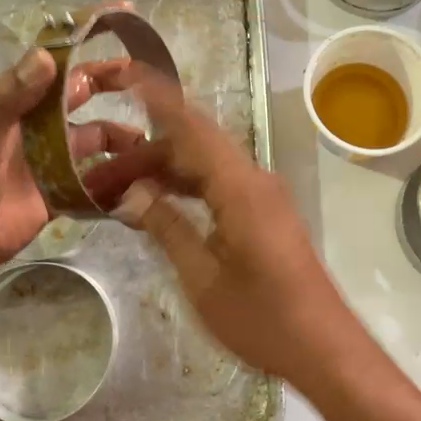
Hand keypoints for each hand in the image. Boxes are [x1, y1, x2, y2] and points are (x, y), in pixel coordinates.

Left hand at [0, 48, 139, 283]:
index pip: (58, 60)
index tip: (124, 13)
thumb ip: (7, 100)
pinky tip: (143, 183)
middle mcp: (40, 127)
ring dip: (125, 139)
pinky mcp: (58, 195)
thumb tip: (46, 56)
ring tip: (160, 143)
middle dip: (118, 84)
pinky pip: (95, 181)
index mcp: (21, 105)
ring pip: (97, 139)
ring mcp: (50, 161)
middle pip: (86, 95)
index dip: (87, 35)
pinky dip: (117, 180)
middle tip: (155, 84)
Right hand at [94, 72, 365, 384]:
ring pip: (205, 166)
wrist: (323, 347)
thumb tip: (130, 193)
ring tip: (114, 186)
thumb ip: (166, 228)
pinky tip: (156, 203)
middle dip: (145, 150)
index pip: (191, 127)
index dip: (158, 98)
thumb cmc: (263, 317)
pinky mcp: (264, 215)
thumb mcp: (202, 277)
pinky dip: (185, 187)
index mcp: (239, 187)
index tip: (125, 73)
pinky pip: (218, 185)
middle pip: (194, 145)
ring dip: (164, 171)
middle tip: (97, 167)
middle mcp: (253, 180)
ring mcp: (261, 196)